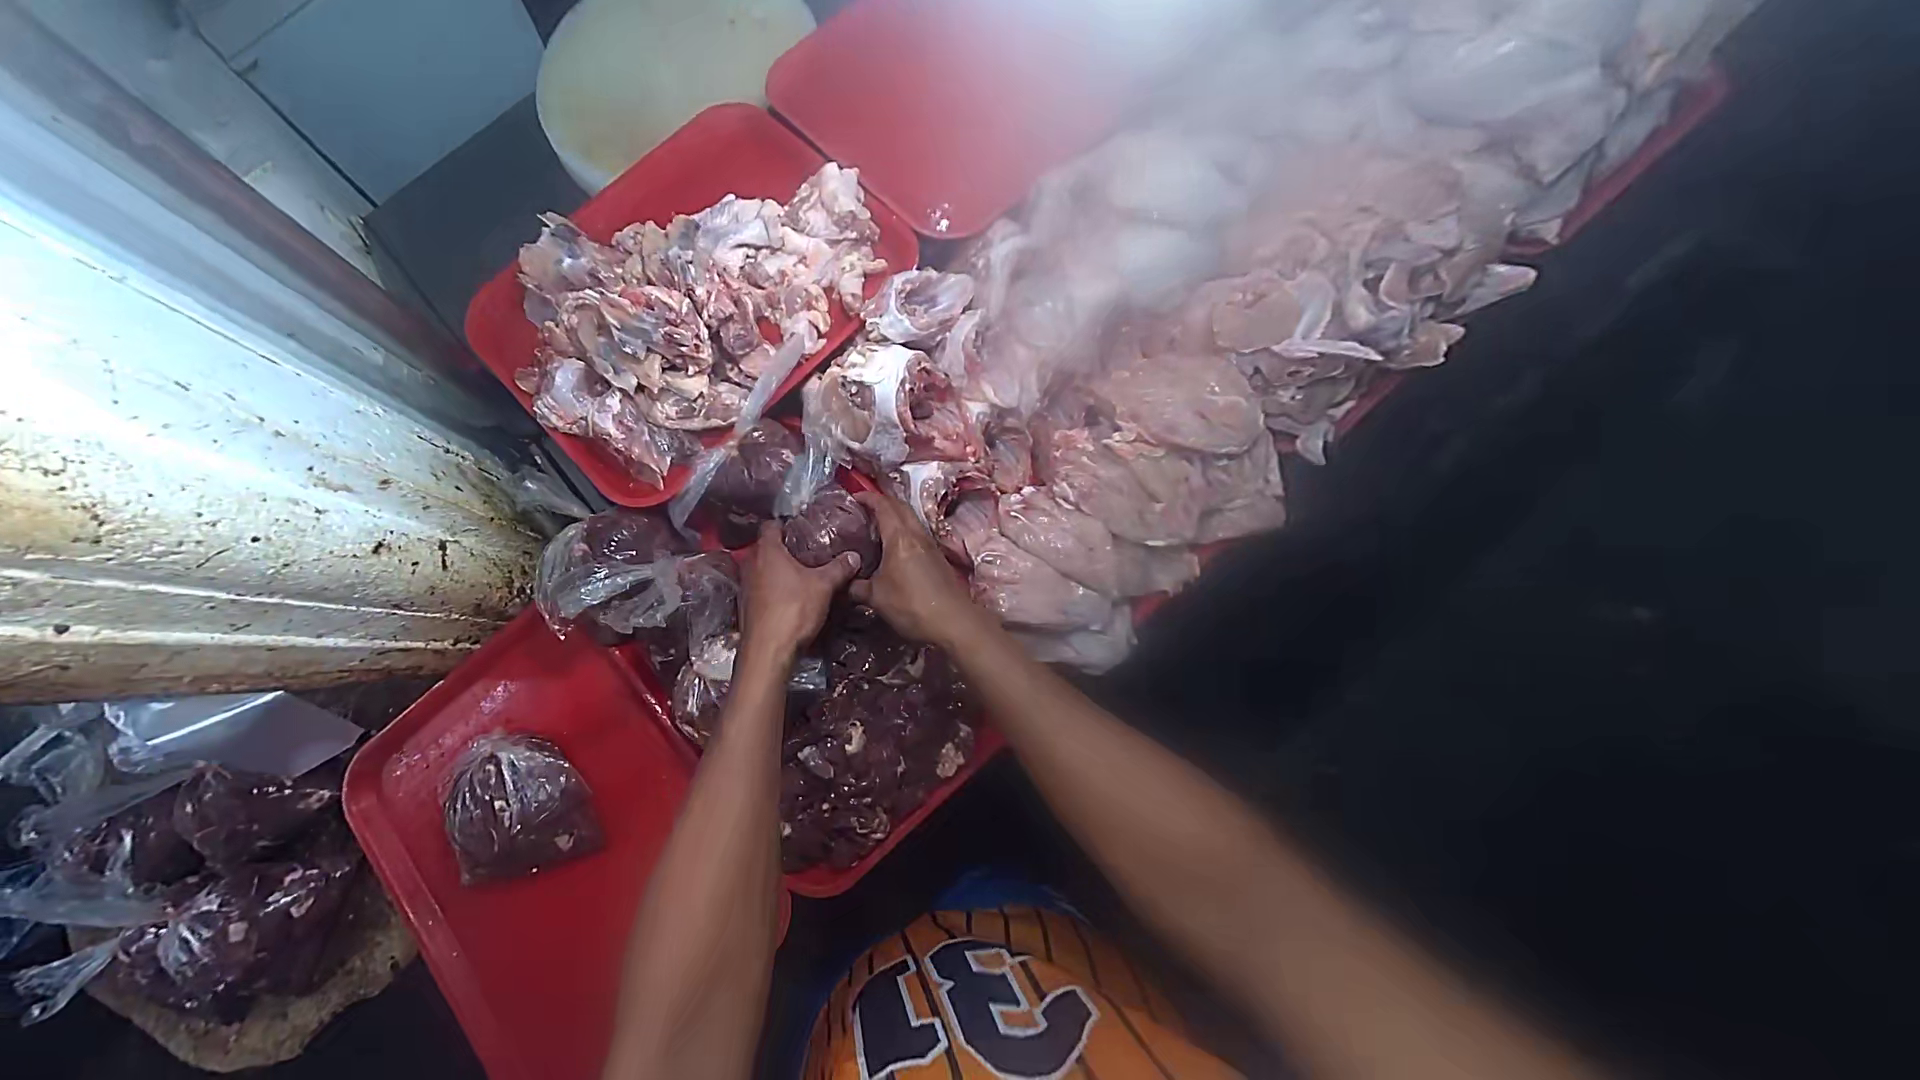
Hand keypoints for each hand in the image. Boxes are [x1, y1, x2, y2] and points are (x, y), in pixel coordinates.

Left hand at [740, 521, 858, 661]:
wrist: (768, 651)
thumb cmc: (793, 610)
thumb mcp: (824, 586)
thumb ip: (839, 568)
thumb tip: (854, 556)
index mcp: (767, 551)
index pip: (771, 525)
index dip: (787, 523)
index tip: (805, 527)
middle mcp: (751, 565)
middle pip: (767, 548)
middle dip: (786, 548)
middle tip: (810, 551)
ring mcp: (745, 587)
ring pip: (763, 570)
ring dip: (779, 571)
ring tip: (803, 574)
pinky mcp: (746, 607)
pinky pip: (761, 589)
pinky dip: (774, 589)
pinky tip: (791, 597)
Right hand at [848, 491, 985, 647]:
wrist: (953, 621)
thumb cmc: (911, 605)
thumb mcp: (876, 597)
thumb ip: (856, 586)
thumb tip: (843, 583)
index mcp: (900, 537)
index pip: (884, 505)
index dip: (868, 497)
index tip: (854, 497)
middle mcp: (917, 534)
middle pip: (901, 506)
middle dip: (883, 501)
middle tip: (864, 509)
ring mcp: (931, 545)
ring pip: (911, 520)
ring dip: (896, 516)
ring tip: (877, 526)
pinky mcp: (938, 558)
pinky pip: (918, 534)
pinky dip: (904, 532)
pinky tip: (895, 548)